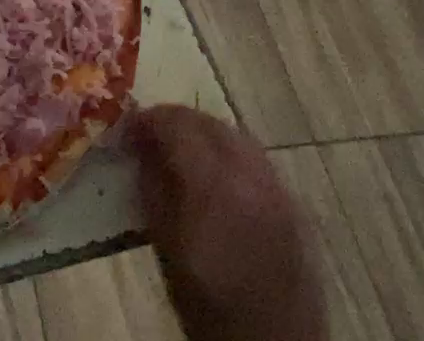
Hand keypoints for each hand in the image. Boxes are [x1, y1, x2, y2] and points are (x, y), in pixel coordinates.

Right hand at [129, 106, 324, 340]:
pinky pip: (258, 162)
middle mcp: (254, 177)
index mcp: (216, 186)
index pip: (178, 125)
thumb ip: (153, 188)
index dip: (148, 119)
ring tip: (179, 153)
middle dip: (176, 122)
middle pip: (211, 124)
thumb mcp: (165, 246)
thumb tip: (141, 149)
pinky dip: (230, 156)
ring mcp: (281, 191)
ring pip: (238, 138)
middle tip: (148, 137)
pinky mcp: (296, 208)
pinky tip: (214, 180)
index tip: (126, 130)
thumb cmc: (206, 304)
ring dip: (205, 135)